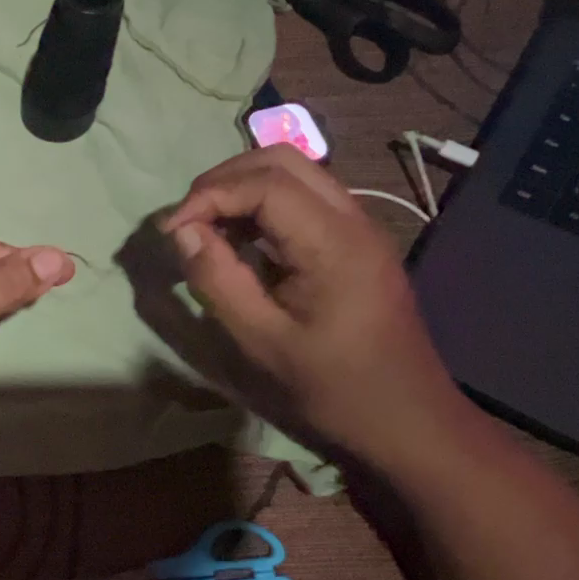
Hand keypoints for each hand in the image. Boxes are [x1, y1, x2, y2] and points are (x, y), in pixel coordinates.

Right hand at [160, 145, 470, 462]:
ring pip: (294, 173)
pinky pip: (302, 199)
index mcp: (334, 243)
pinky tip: (237, 241)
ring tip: (205, 229)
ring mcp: (359, 228)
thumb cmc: (333, 386)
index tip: (170, 233)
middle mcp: (353, 220)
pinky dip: (260, 205)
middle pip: (281, 161)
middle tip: (185, 222)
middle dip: (222, 181)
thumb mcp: (261, 340)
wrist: (408, 419)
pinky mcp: (354, 243)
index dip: (207, 197)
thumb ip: (217, 280)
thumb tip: (181, 233)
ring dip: (240, 189)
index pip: (263, 184)